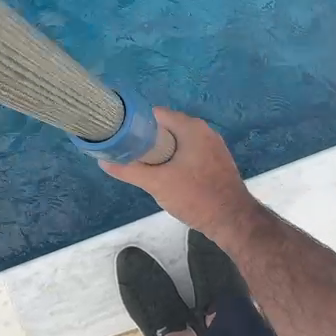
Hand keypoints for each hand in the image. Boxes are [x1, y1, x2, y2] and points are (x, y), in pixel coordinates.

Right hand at [99, 107, 263, 242]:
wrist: (232, 220)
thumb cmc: (194, 196)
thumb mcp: (156, 183)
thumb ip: (128, 170)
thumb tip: (103, 161)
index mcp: (191, 127)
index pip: (155, 114)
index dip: (136, 124)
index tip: (121, 138)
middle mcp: (204, 131)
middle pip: (166, 128)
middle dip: (147, 140)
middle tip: (129, 156)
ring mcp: (213, 146)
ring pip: (178, 142)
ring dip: (161, 152)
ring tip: (144, 168)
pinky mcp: (216, 162)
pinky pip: (189, 153)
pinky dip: (175, 160)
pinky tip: (166, 177)